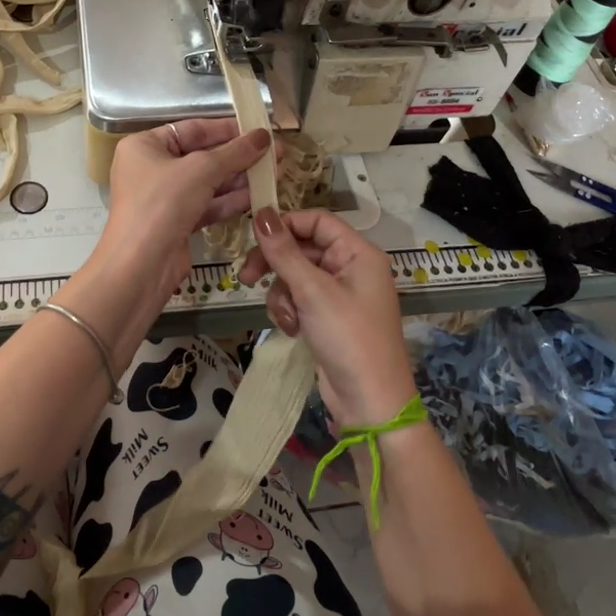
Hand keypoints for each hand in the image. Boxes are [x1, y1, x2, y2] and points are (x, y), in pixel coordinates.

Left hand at [94, 118, 269, 287]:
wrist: (140, 267)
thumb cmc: (163, 204)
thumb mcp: (201, 170)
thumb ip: (235, 152)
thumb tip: (264, 136)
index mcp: (145, 146)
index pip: (192, 129)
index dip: (227, 128)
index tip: (259, 129)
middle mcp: (151, 168)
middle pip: (201, 155)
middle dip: (238, 155)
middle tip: (275, 153)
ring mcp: (163, 198)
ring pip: (206, 182)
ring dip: (239, 178)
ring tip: (274, 173)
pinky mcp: (175, 223)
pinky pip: (206, 205)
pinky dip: (229, 200)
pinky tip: (257, 196)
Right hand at [240, 208, 419, 427]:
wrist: (370, 402)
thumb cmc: (348, 338)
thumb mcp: (312, 292)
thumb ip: (284, 252)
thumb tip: (261, 213)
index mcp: (358, 253)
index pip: (317, 221)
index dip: (286, 225)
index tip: (253, 236)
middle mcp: (351, 268)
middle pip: (302, 248)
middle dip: (275, 264)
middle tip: (246, 277)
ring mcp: (340, 295)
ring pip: (295, 276)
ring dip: (282, 295)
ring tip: (287, 319)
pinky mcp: (328, 318)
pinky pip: (299, 300)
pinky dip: (290, 312)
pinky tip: (293, 330)